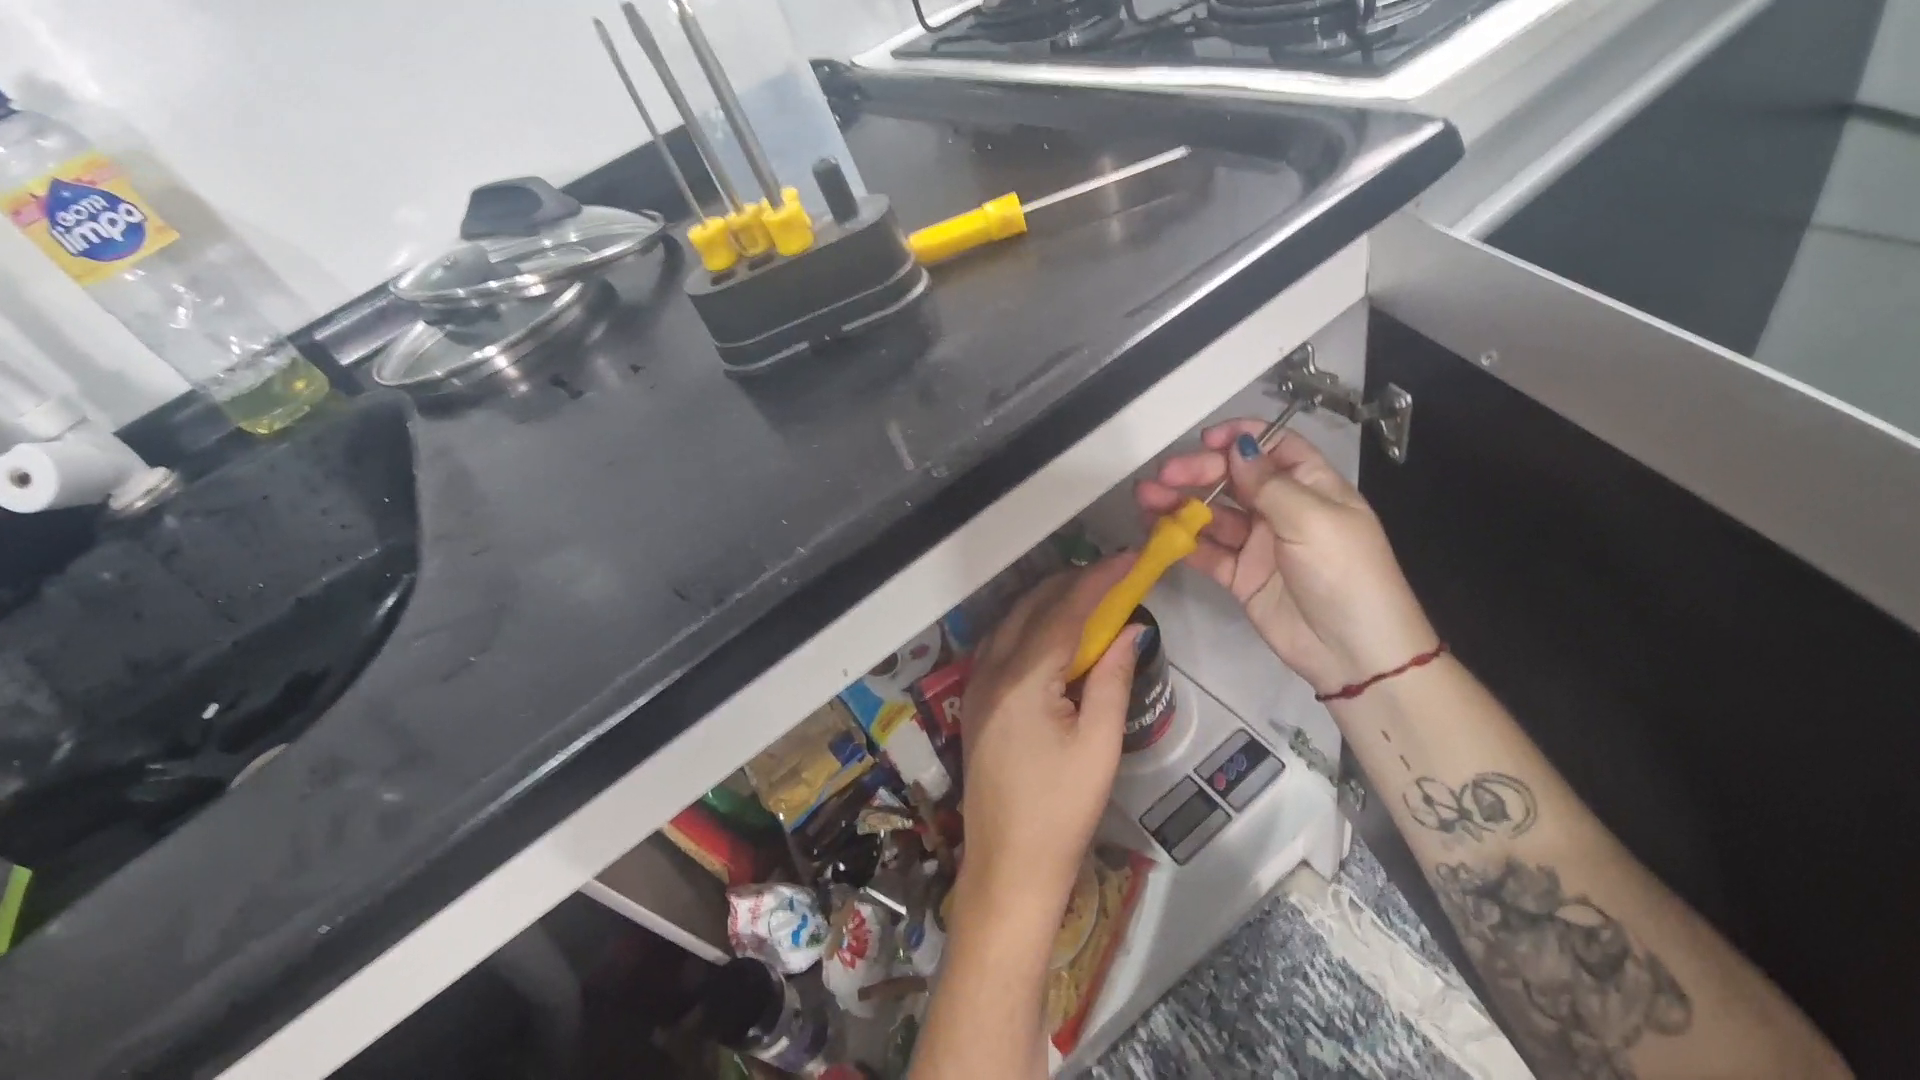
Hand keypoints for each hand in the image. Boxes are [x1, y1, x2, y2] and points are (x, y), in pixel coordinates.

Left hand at [955, 559, 1147, 924]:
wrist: (1009, 867)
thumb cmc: (1062, 811)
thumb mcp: (1099, 744)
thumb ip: (1111, 678)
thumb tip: (1130, 630)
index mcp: (1022, 680)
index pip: (1065, 612)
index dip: (1100, 581)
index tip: (1132, 560)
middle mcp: (991, 672)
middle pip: (1032, 608)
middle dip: (1073, 584)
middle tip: (1116, 576)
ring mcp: (976, 687)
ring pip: (1010, 622)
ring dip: (1048, 602)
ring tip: (1091, 596)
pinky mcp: (975, 704)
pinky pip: (999, 645)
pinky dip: (1028, 626)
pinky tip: (1053, 634)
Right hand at [1134, 421, 1435, 694]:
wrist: (1354, 652)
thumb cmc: (1345, 573)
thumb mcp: (1313, 519)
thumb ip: (1268, 484)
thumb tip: (1239, 447)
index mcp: (1312, 487)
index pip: (1274, 448)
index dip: (1241, 438)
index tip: (1206, 440)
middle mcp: (1283, 510)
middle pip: (1234, 480)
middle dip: (1197, 473)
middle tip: (1162, 477)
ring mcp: (1260, 545)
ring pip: (1213, 516)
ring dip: (1180, 506)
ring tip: (1145, 500)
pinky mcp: (1241, 577)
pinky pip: (1207, 552)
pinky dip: (1181, 543)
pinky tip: (1156, 533)